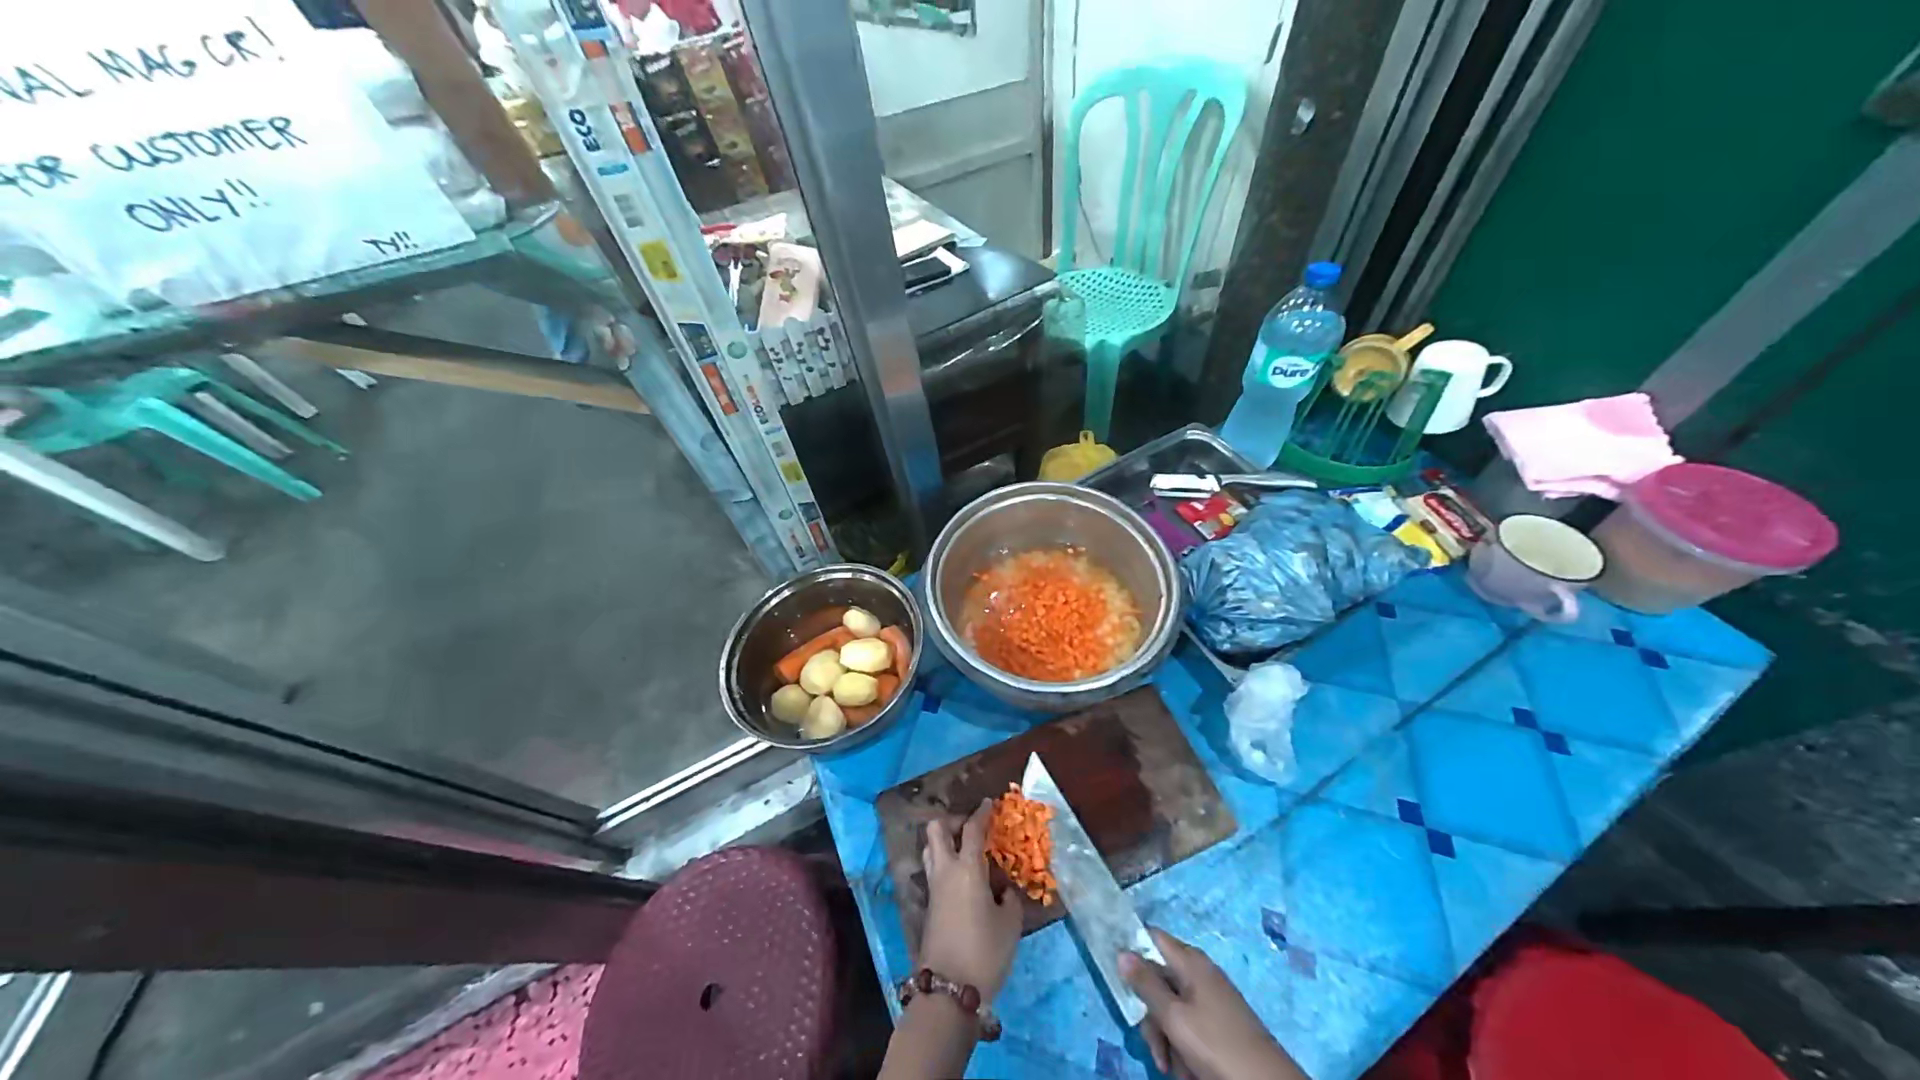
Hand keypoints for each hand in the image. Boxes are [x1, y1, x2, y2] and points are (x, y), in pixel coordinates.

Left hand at [917, 799, 1024, 1002]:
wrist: (950, 988)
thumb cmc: (985, 950)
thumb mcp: (1010, 923)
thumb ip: (1007, 897)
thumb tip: (1001, 888)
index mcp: (967, 868)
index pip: (972, 829)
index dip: (981, 813)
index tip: (988, 803)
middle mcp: (945, 871)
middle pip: (936, 830)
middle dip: (952, 821)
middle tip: (972, 828)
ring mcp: (933, 887)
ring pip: (930, 849)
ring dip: (945, 841)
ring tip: (967, 850)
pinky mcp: (929, 905)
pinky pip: (933, 870)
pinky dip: (945, 863)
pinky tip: (964, 878)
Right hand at [1121, 928, 1306, 1079]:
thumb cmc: (1217, 1046)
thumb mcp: (1174, 1017)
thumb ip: (1146, 984)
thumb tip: (1121, 951)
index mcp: (1191, 962)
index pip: (1152, 937)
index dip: (1131, 948)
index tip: (1115, 972)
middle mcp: (1199, 974)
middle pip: (1157, 979)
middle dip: (1150, 1014)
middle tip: (1154, 1045)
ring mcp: (1210, 999)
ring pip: (1170, 1008)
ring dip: (1165, 1037)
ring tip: (1171, 1067)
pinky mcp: (1218, 1024)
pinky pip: (1187, 1026)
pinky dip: (1182, 1046)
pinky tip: (1186, 1071)